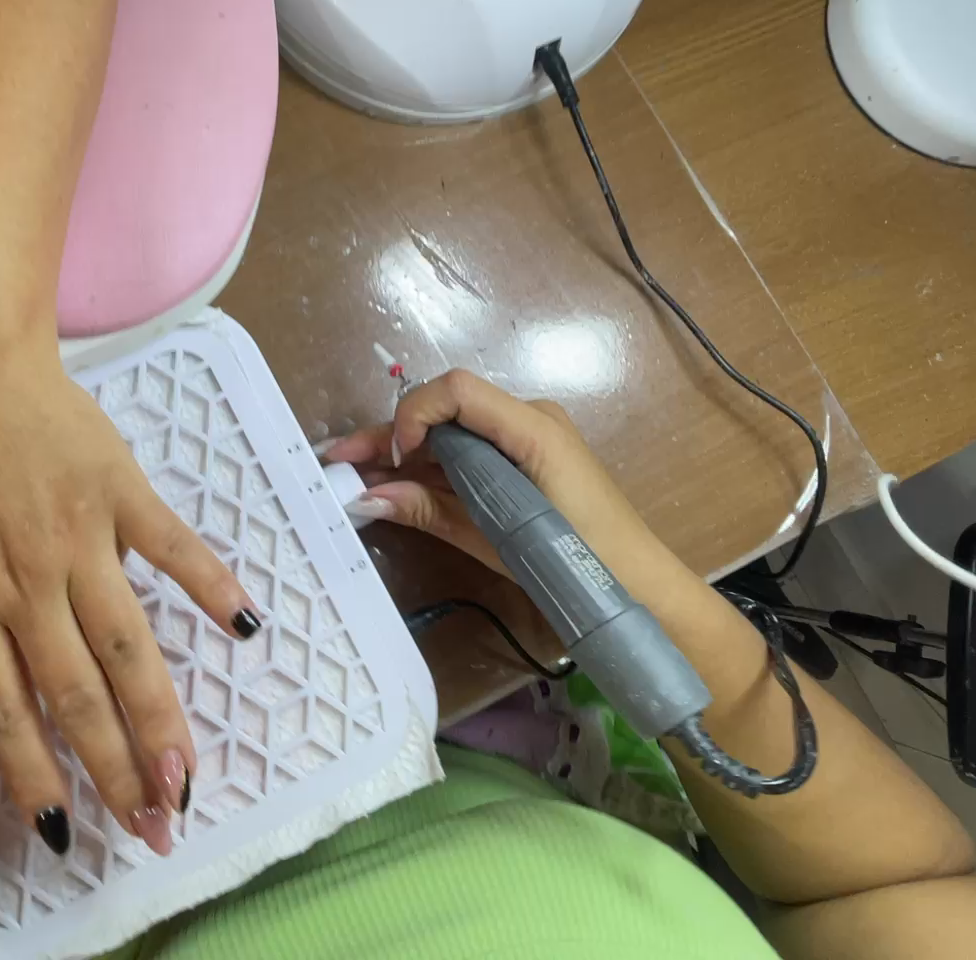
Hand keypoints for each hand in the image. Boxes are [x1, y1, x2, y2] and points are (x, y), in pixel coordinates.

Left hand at [0, 343, 256, 856]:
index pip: (6, 710)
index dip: (37, 775)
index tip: (68, 831)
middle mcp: (26, 587)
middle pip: (78, 692)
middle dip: (114, 766)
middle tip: (154, 822)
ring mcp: (80, 539)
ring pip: (125, 642)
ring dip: (159, 712)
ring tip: (188, 769)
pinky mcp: (119, 493)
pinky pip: (171, 545)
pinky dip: (210, 583)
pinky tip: (247, 626)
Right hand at [320, 370, 666, 581]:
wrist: (635, 586)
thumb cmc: (575, 561)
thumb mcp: (494, 538)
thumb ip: (429, 510)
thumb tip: (366, 498)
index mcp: (530, 428)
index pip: (455, 390)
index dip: (413, 414)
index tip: (396, 459)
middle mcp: (524, 419)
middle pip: (442, 411)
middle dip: (388, 437)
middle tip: (339, 463)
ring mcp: (520, 438)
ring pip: (446, 433)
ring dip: (400, 456)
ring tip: (353, 478)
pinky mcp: (515, 460)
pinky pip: (463, 454)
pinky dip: (426, 470)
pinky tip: (391, 486)